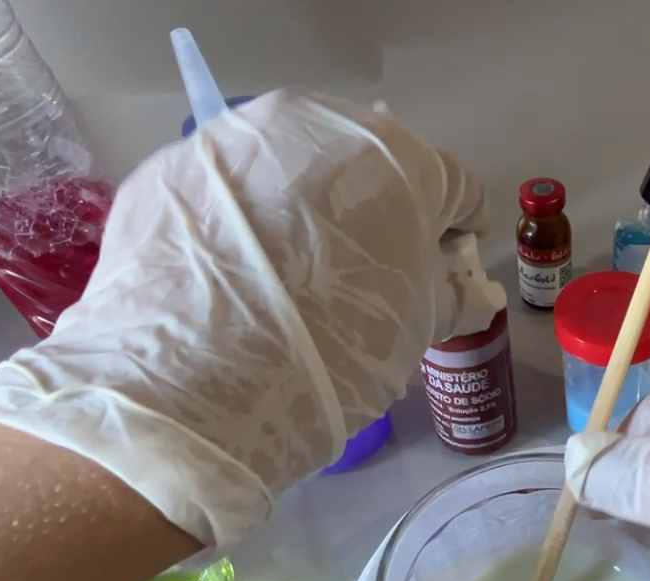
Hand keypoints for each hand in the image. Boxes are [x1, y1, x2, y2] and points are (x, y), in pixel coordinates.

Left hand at [0, 91, 502, 545]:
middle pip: (380, 169)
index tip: (448, 274)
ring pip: (308, 173)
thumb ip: (453, 298)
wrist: (198, 386)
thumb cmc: (340, 353)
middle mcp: (320, 124)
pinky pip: (245, 191)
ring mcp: (240, 136)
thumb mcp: (417, 332)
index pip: (457, 187)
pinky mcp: (179, 165)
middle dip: (391, 221)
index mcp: (401, 162)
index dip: (461, 237)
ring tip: (308, 281)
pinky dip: (260, 225)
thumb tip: (470, 292)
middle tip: (378, 281)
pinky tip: (251, 279)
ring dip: (324, 217)